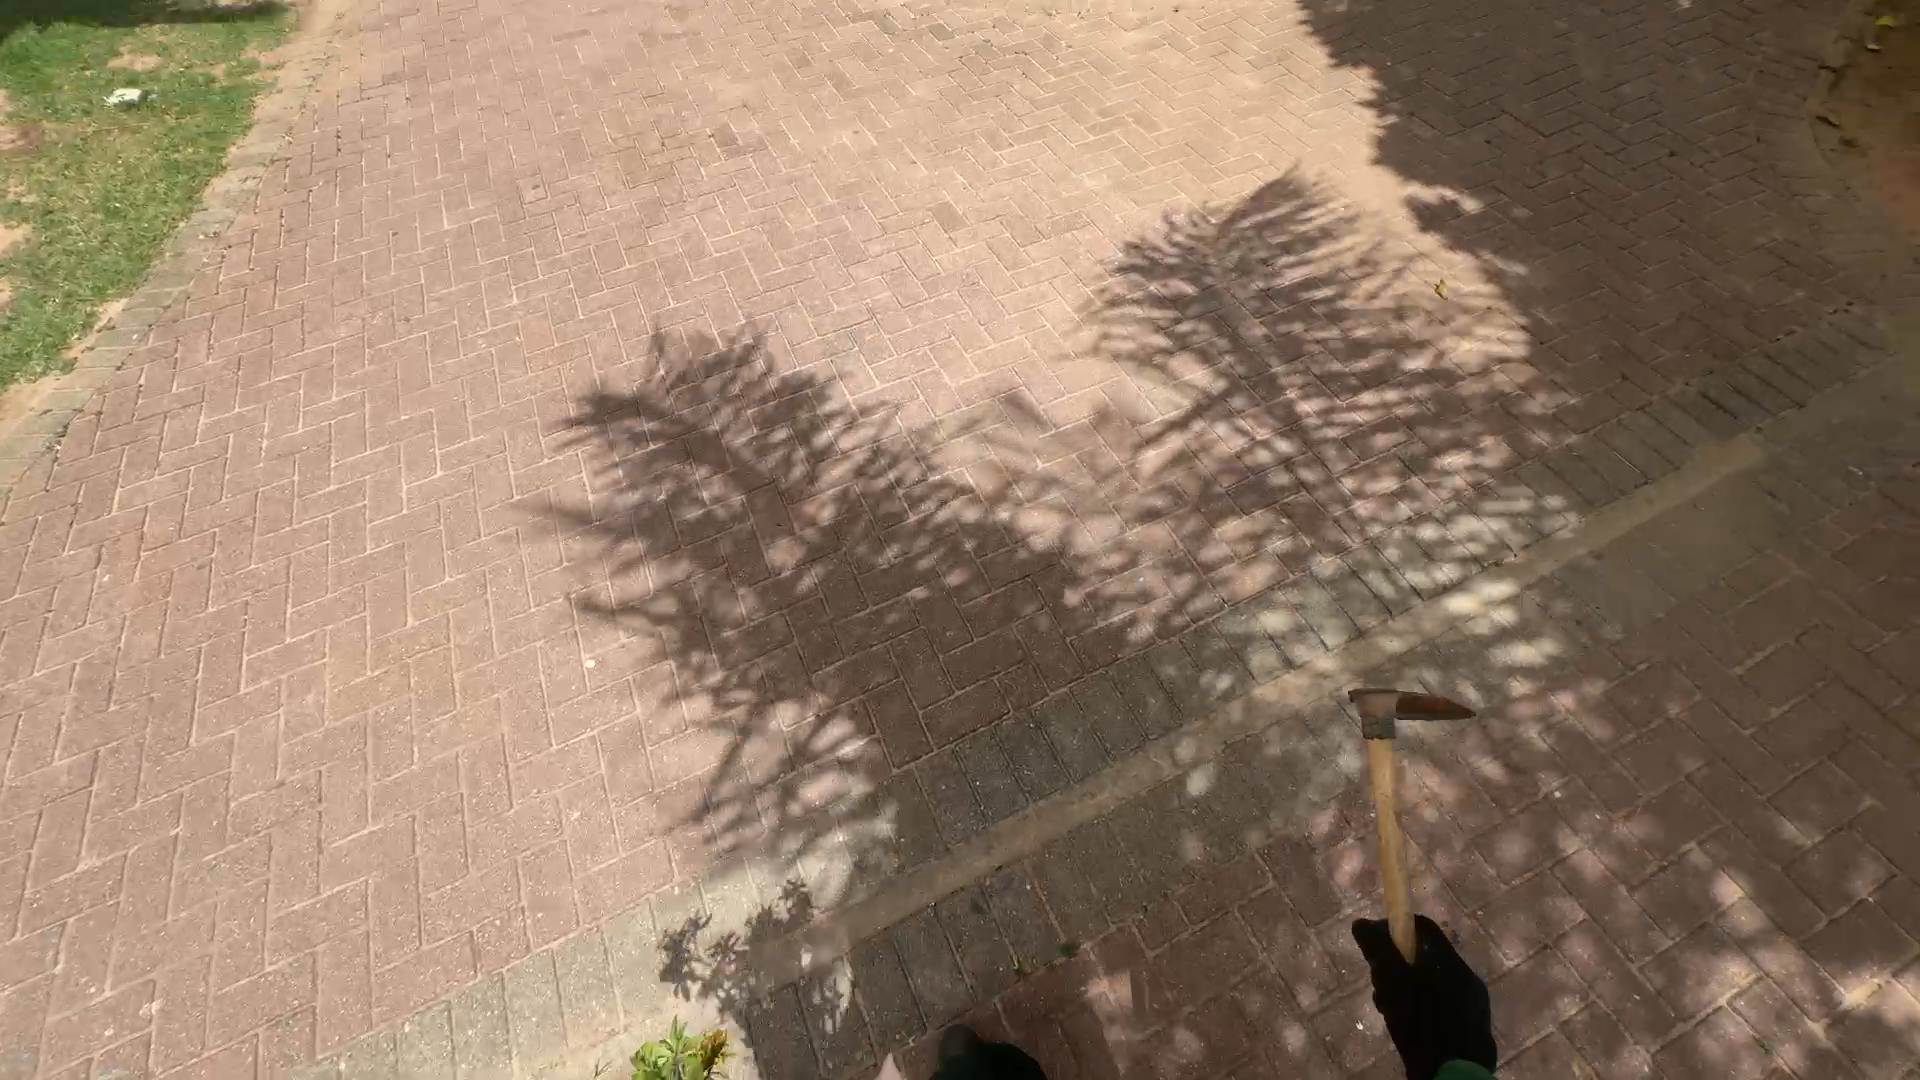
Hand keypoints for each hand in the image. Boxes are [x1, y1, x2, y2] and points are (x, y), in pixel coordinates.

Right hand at [1350, 916, 1496, 1079]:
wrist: (1452, 1075)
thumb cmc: (1420, 1023)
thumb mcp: (1391, 981)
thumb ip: (1377, 949)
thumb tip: (1362, 923)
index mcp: (1451, 963)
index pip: (1421, 926)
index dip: (1394, 927)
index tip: (1374, 943)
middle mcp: (1466, 978)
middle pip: (1422, 954)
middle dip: (1394, 962)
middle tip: (1378, 980)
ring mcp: (1472, 1004)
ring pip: (1428, 980)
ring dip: (1403, 986)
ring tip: (1388, 1006)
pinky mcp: (1471, 1027)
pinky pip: (1439, 1002)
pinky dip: (1419, 1004)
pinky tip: (1405, 1021)